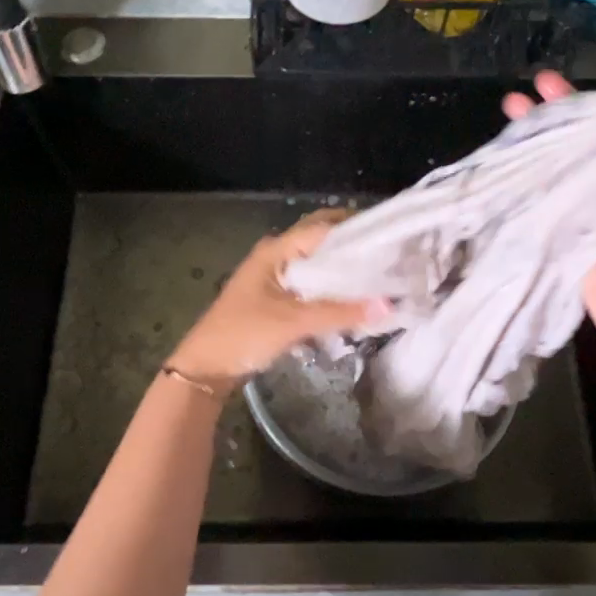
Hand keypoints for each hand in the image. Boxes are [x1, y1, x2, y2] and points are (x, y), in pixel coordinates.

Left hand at [168, 210, 389, 392]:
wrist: (205, 367)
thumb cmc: (244, 335)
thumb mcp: (294, 323)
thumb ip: (340, 313)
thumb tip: (389, 304)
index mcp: (275, 250)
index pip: (322, 228)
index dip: (355, 229)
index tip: (389, 237)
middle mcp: (275, 254)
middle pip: (319, 240)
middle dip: (351, 245)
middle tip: (388, 256)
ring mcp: (274, 275)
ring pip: (315, 262)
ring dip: (342, 267)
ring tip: (378, 276)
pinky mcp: (276, 296)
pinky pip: (309, 282)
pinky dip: (330, 286)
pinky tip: (351, 301)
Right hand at [504, 72, 595, 350]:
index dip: (594, 101)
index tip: (563, 82)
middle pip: (587, 139)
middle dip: (560, 113)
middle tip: (530, 88)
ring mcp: (592, 208)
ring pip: (564, 163)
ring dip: (540, 138)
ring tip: (510, 112)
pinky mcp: (569, 232)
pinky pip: (548, 196)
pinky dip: (529, 176)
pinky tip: (507, 161)